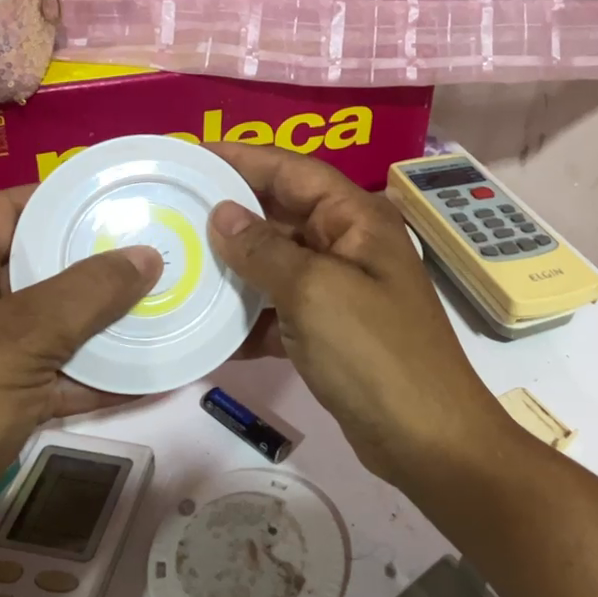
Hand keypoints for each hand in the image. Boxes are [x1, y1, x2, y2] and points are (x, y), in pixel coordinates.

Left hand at [0, 187, 160, 596]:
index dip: (73, 198)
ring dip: (108, 321)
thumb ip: (86, 293)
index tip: (138, 194)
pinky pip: (54, 374)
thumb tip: (146, 254)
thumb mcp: (13, 341)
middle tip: (173, 249)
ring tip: (177, 301)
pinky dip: (97, 374)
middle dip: (104, 262)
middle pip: (40, 265)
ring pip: (53, 323)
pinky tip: (155, 371)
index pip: (15, 207)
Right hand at [204, 143, 506, 483]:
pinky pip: (280, 311)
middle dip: (229, 213)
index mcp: (355, 218)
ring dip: (233, 267)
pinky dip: (248, 318)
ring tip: (175, 263)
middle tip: (170, 209)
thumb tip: (221, 213)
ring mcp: (340, 290)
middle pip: (281, 213)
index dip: (242, 158)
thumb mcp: (315, 291)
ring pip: (277, 264)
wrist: (428, 440)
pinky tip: (205, 329)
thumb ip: (264, 250)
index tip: (189, 156)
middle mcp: (348, 244)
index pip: (292, 170)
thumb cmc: (375, 352)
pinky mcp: (330, 333)